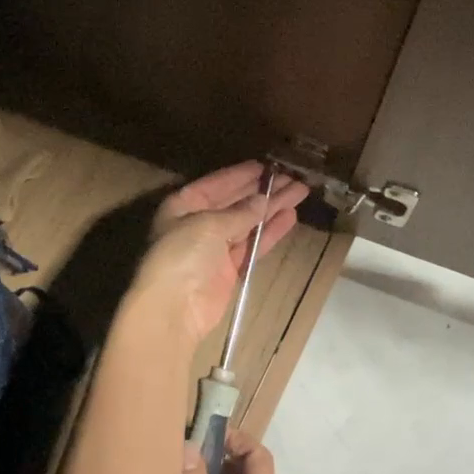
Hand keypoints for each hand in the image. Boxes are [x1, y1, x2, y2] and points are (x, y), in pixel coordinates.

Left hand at [130, 162, 309, 345]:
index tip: (267, 166)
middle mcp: (197, 223)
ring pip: (248, 222)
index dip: (241, 175)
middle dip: (263, 190)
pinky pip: (253, 245)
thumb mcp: (208, 224)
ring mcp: (214, 248)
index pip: (216, 184)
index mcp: (183, 205)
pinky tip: (290, 217)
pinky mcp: (229, 270)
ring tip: (300, 192)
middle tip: (293, 178)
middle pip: (235, 202)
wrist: (173, 308)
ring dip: (273, 208)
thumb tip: (264, 200)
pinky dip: (270, 232)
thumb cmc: (182, 255)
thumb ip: (239, 212)